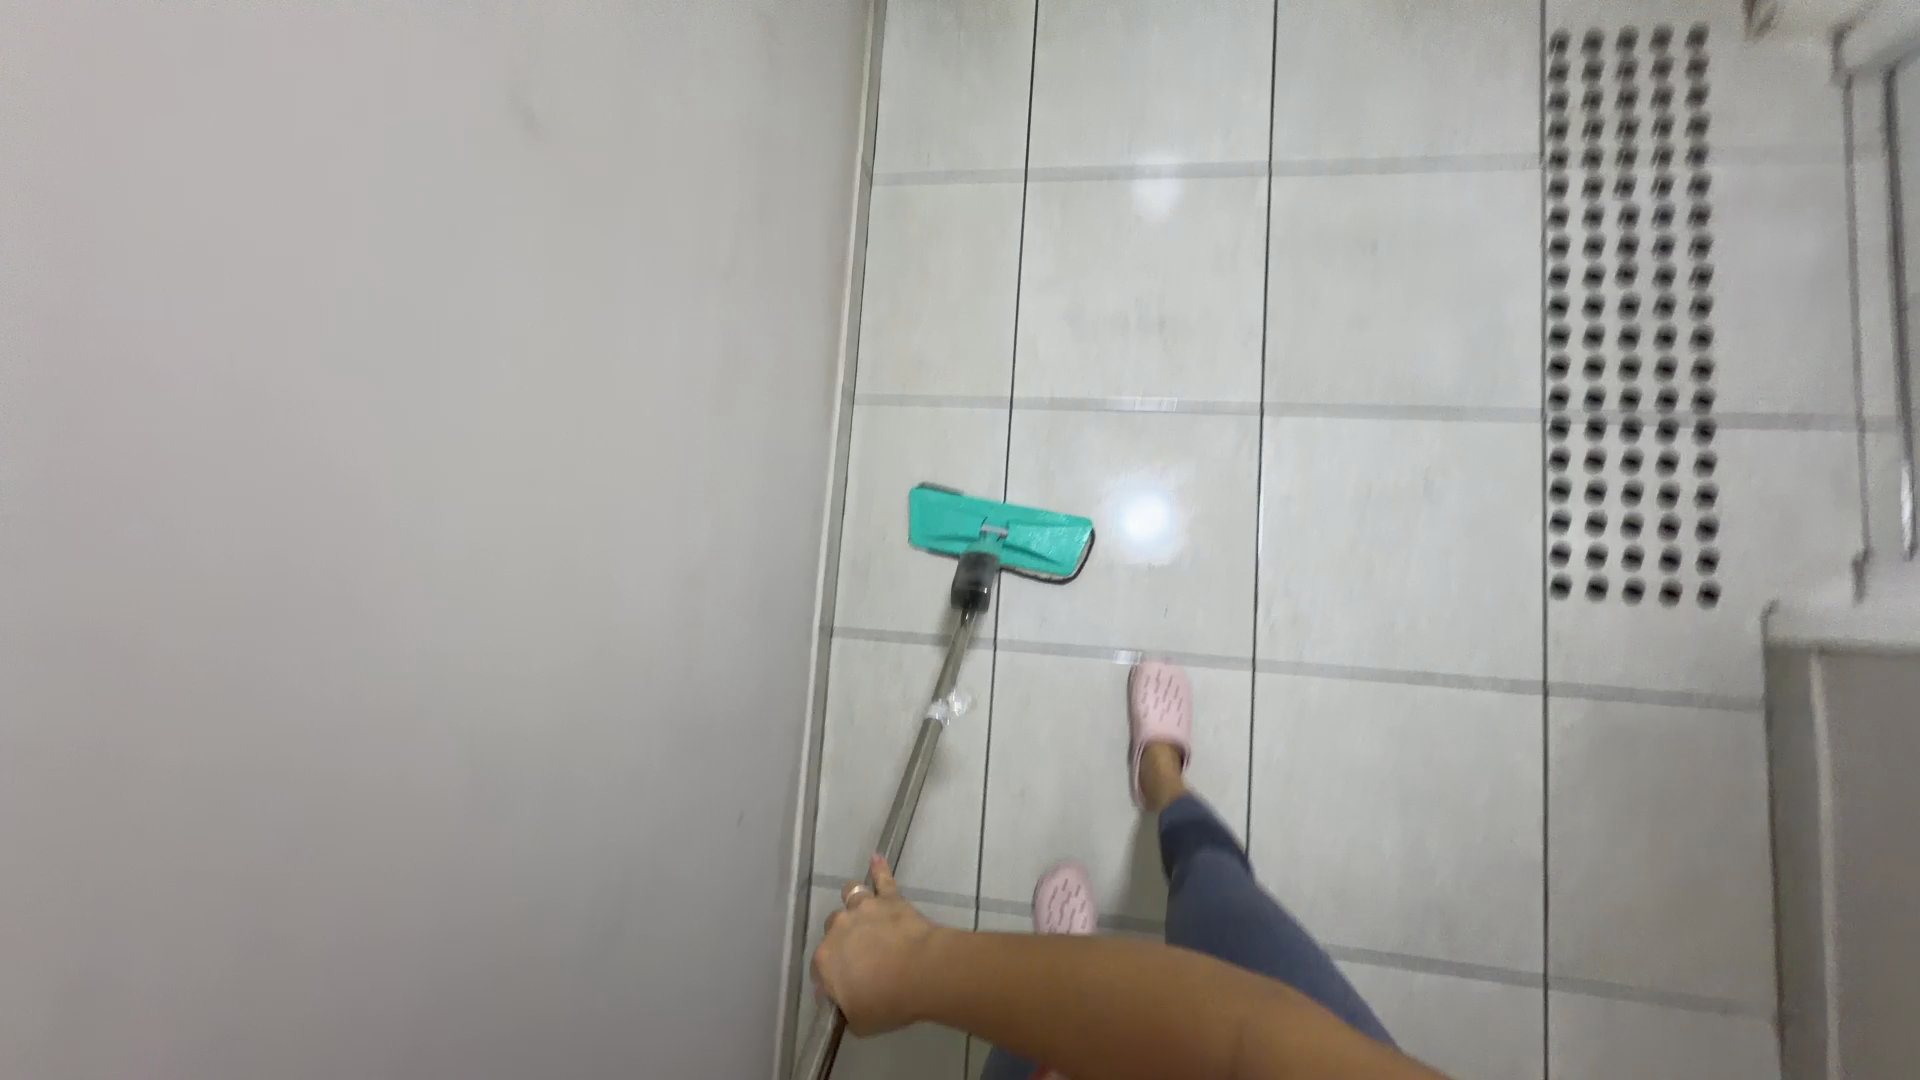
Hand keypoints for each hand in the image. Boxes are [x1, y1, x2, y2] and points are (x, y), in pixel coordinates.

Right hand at [811, 854, 945, 1035]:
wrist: (920, 971)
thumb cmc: (887, 1002)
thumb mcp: (859, 1022)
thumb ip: (846, 1010)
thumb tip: (845, 1004)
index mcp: (825, 960)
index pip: (820, 968)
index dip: (831, 978)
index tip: (844, 987)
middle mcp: (838, 928)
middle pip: (833, 928)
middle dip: (843, 939)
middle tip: (859, 953)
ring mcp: (863, 909)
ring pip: (851, 896)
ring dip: (853, 901)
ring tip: (860, 906)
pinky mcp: (888, 898)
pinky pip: (882, 878)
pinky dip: (879, 868)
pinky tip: (877, 857)